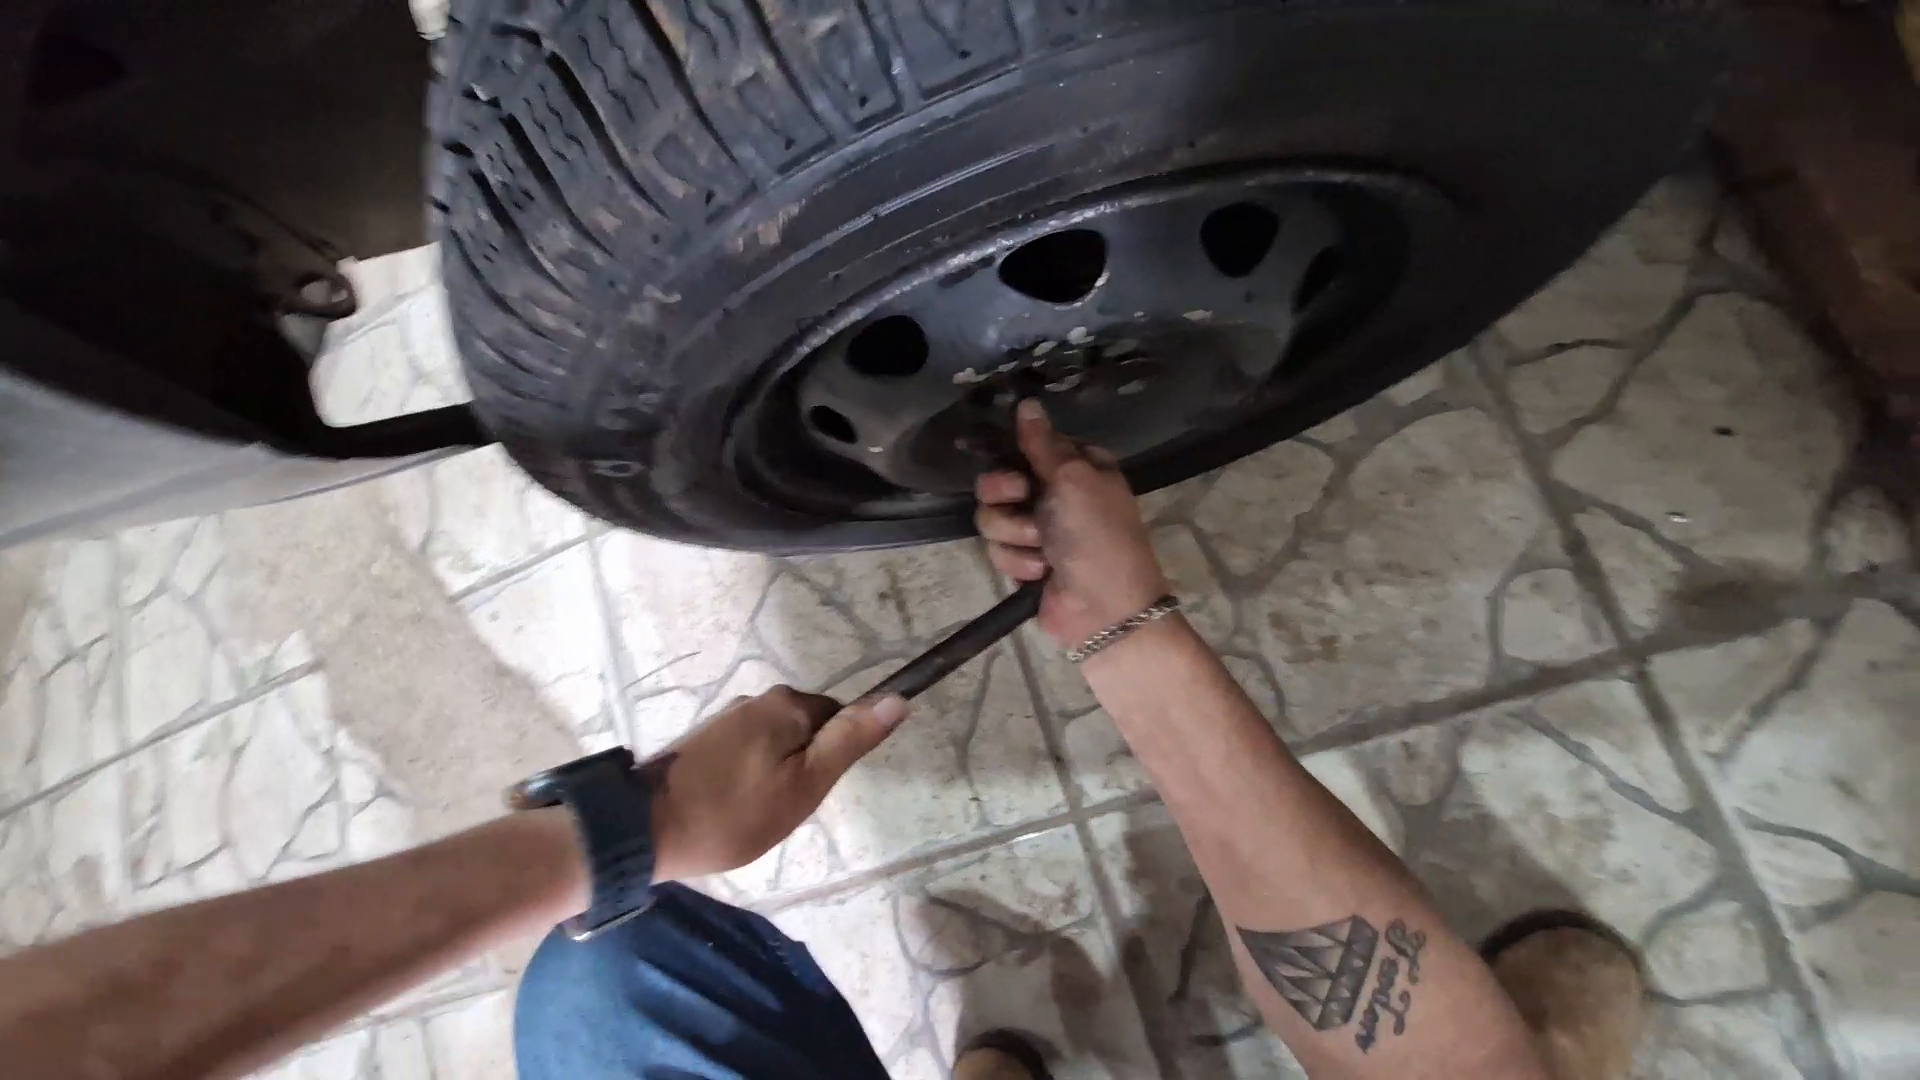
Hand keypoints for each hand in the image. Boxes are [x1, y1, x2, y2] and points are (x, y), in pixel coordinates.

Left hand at [646, 688, 908, 880]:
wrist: (644, 830)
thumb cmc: (735, 812)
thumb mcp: (804, 785)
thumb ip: (850, 741)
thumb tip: (898, 698)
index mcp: (788, 704)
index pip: (840, 717)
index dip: (834, 757)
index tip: (812, 791)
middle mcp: (759, 699)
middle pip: (809, 728)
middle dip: (806, 764)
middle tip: (786, 806)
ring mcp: (729, 716)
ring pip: (778, 741)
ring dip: (778, 770)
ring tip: (757, 811)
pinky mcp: (706, 737)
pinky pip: (750, 749)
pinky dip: (752, 773)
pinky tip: (735, 803)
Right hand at [975, 399, 1171, 648]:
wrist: (1104, 609)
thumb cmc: (1097, 535)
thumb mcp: (1074, 478)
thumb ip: (1043, 443)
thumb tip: (1027, 402)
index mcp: (1076, 466)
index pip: (1027, 445)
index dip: (1016, 456)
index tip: (1016, 465)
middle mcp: (1055, 493)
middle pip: (997, 480)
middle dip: (1006, 497)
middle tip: (1025, 502)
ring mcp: (1038, 529)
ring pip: (991, 517)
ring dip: (1014, 535)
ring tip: (1043, 552)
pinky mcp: (1023, 561)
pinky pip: (996, 549)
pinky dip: (1017, 562)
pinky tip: (1041, 574)